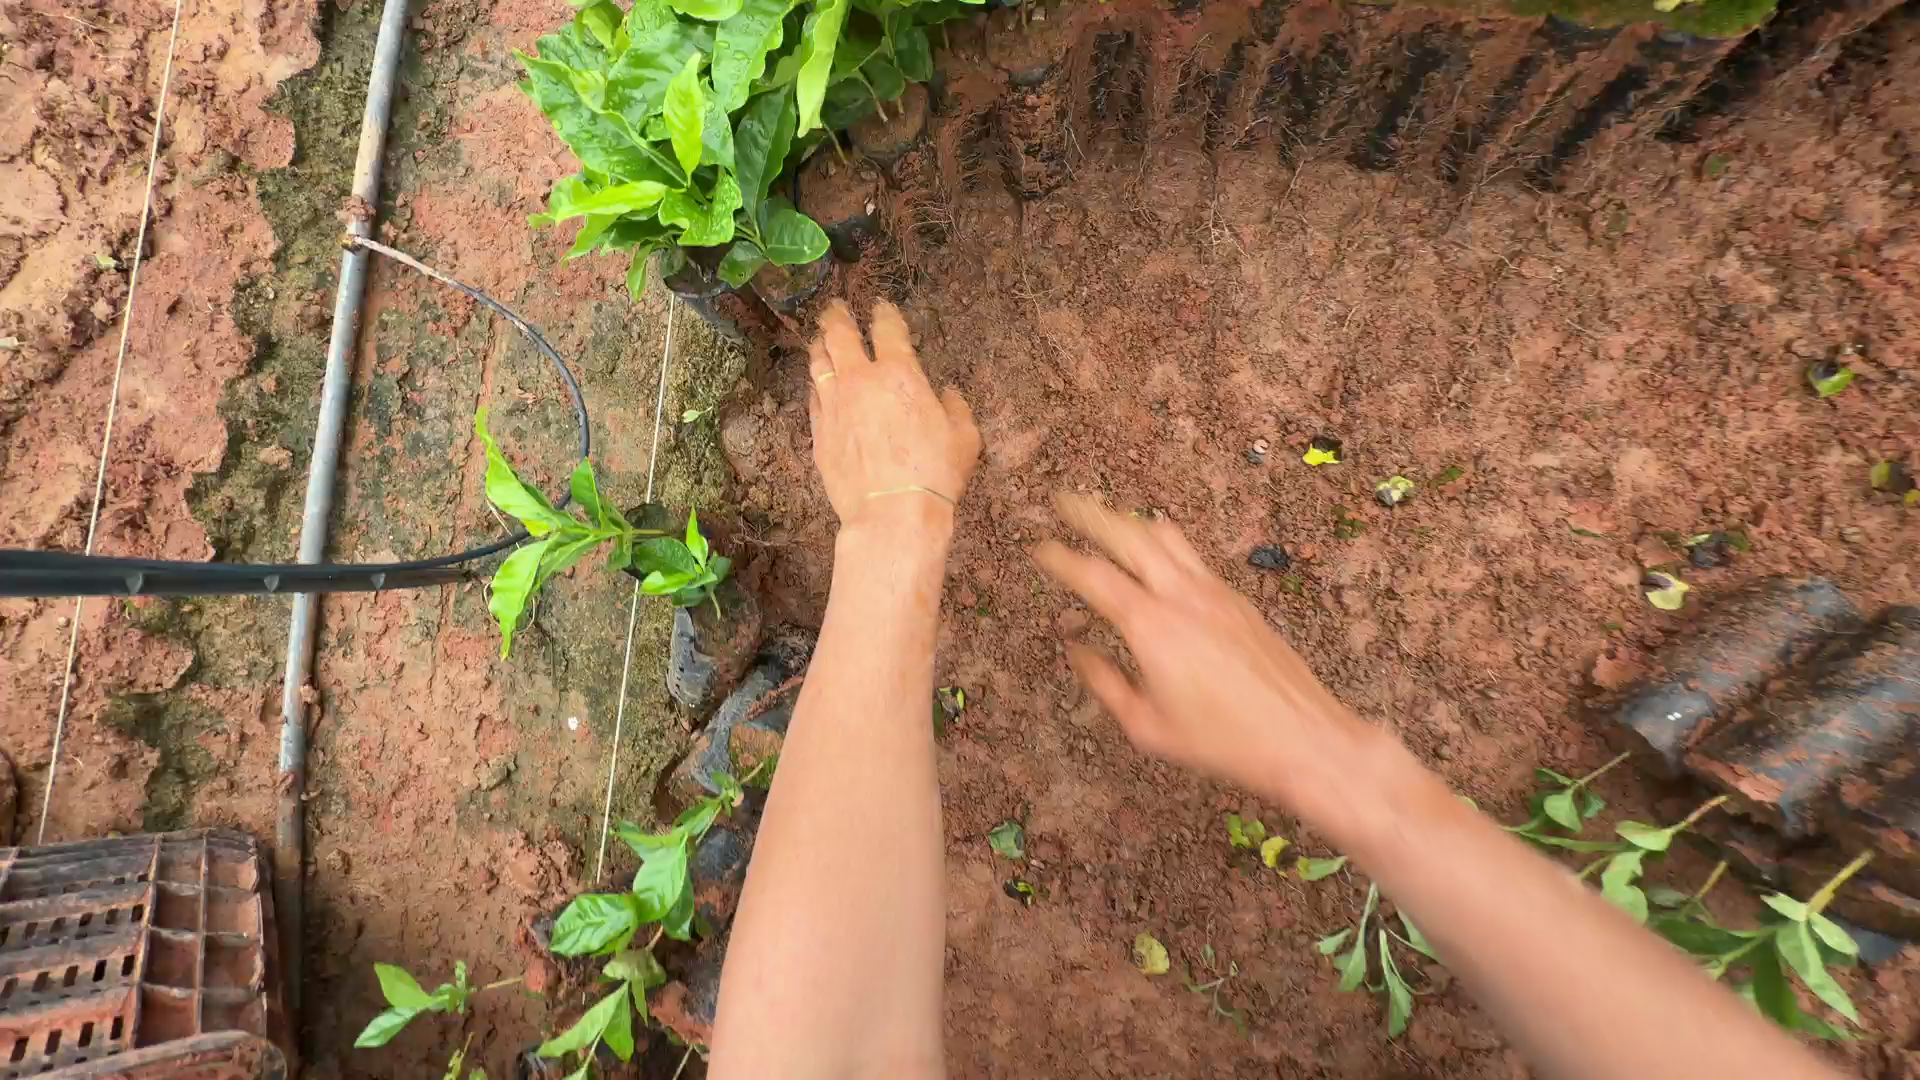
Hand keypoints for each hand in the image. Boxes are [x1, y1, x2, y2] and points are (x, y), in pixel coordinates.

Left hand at [808, 301, 980, 534]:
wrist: (892, 511)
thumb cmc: (935, 473)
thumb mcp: (964, 436)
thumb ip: (956, 408)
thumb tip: (949, 395)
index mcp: (899, 373)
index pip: (887, 329)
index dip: (884, 313)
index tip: (881, 307)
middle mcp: (860, 380)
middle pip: (839, 335)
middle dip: (837, 317)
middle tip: (835, 310)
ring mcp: (834, 406)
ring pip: (818, 364)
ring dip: (820, 347)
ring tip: (820, 340)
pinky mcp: (820, 433)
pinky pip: (813, 399)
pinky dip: (816, 386)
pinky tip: (817, 385)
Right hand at [1033, 495, 1366, 808]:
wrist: (1302, 737)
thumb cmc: (1221, 740)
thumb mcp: (1147, 726)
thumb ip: (1105, 682)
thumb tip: (1078, 650)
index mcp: (1151, 627)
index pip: (1094, 576)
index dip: (1061, 558)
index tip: (1041, 548)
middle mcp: (1181, 597)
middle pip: (1129, 535)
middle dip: (1091, 513)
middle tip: (1065, 501)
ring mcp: (1214, 592)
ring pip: (1164, 536)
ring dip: (1130, 522)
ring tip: (1108, 517)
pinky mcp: (1236, 599)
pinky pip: (1191, 555)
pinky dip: (1162, 543)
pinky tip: (1156, 554)